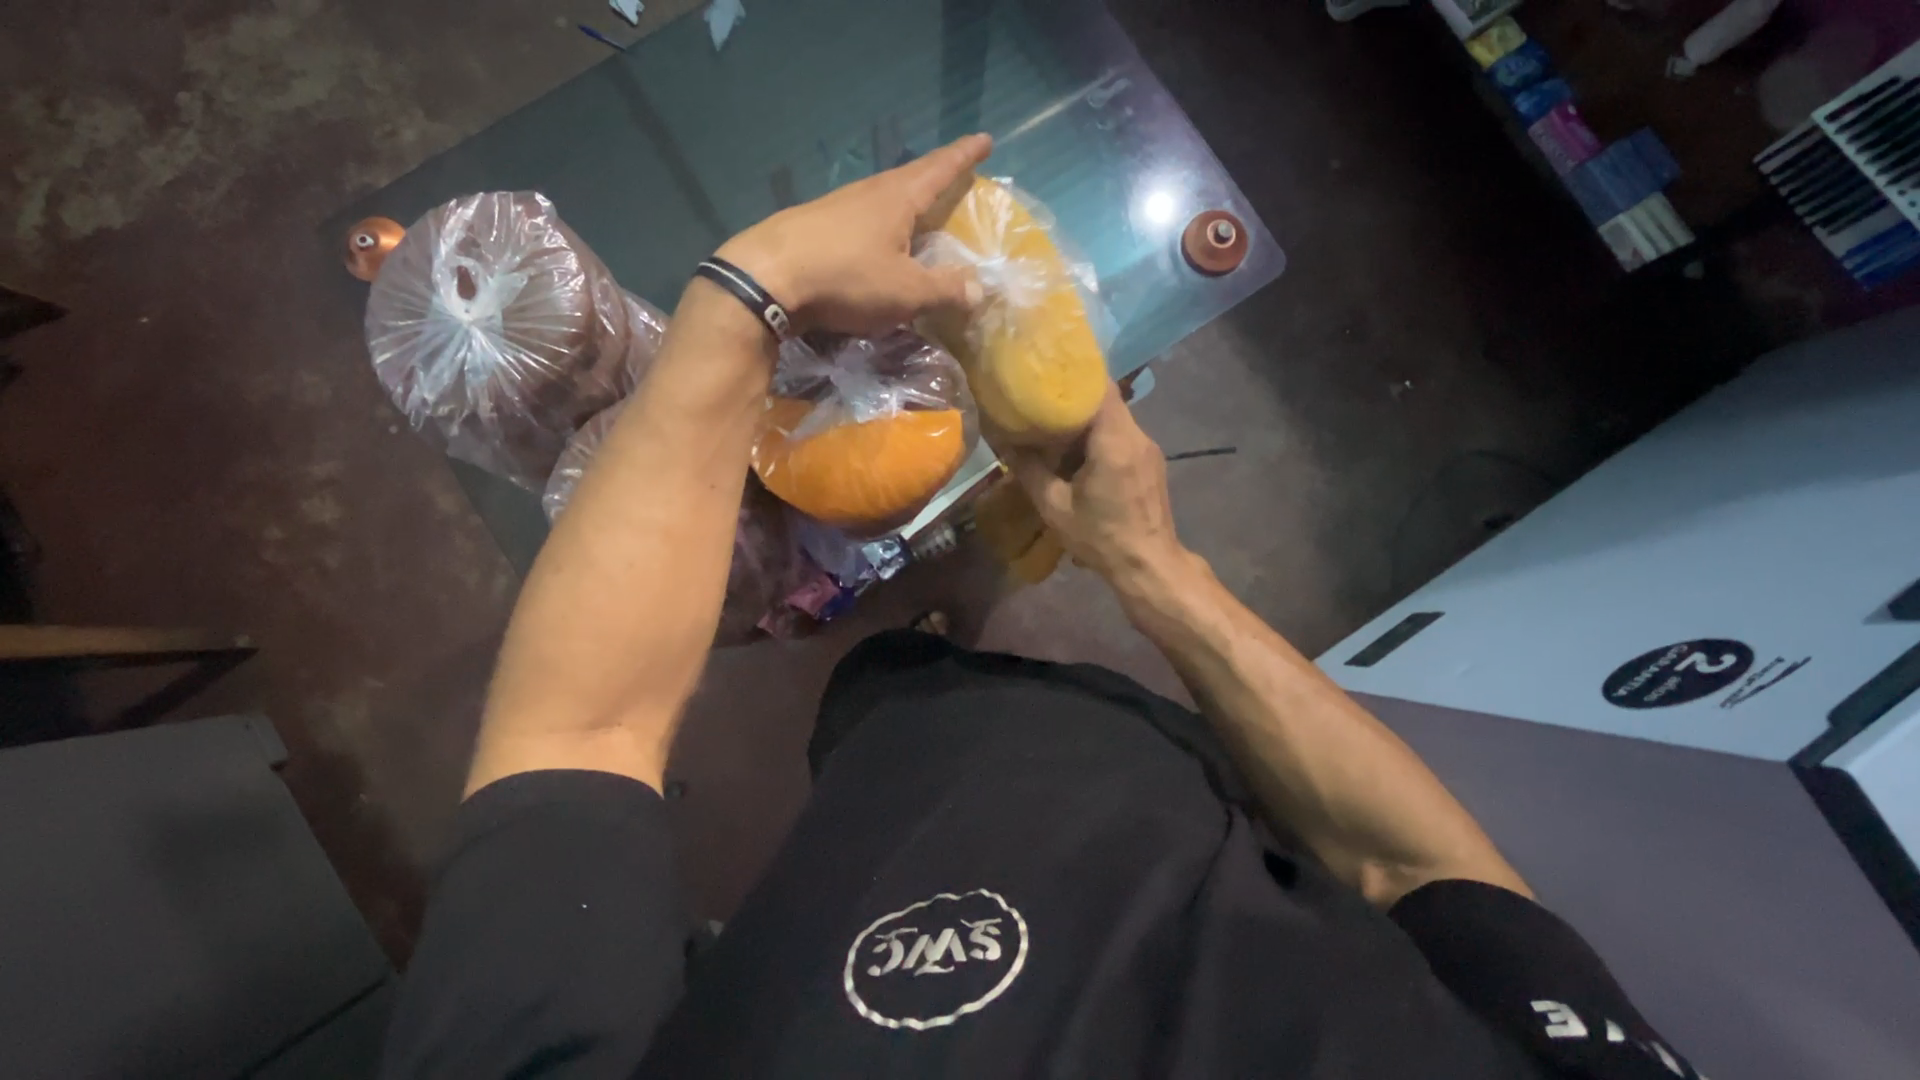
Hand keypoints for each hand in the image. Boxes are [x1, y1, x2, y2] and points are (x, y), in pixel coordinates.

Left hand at [715, 134, 991, 335]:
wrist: (765, 279)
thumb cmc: (845, 278)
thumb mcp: (906, 292)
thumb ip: (945, 289)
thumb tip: (980, 290)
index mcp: (897, 199)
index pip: (939, 170)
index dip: (964, 157)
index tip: (984, 140)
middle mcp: (867, 193)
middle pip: (908, 178)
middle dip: (934, 177)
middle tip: (952, 176)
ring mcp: (835, 207)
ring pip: (879, 199)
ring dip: (901, 203)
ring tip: (915, 214)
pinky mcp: (811, 227)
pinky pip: (856, 221)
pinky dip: (875, 227)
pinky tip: (873, 243)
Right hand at [1007, 385, 1190, 594]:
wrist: (1148, 566)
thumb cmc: (1101, 538)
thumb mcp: (1055, 507)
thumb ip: (1030, 471)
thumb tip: (1005, 443)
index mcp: (1115, 441)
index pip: (1100, 387)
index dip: (1074, 374)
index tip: (1047, 372)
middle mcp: (1138, 436)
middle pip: (1106, 401)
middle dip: (1074, 399)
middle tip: (1041, 400)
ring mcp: (1148, 449)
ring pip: (1114, 419)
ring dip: (1086, 422)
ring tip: (1054, 428)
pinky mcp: (1151, 463)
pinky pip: (1121, 436)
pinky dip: (1098, 438)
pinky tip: (1077, 454)